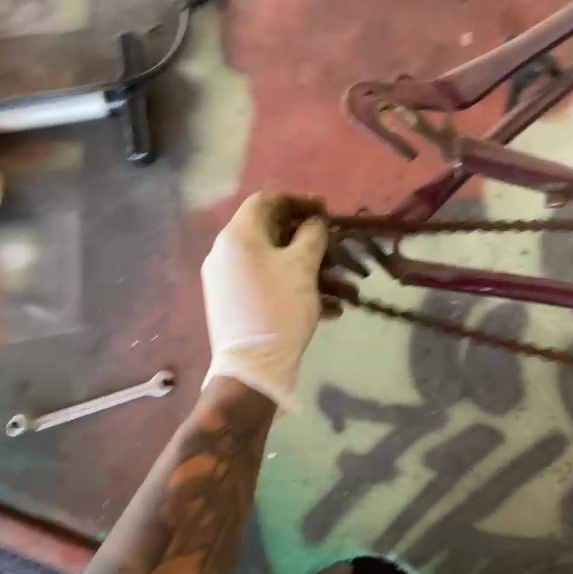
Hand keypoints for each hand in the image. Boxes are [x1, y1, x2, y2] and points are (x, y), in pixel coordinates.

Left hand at [201, 193, 330, 409]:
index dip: (299, 202)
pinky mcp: (236, 308)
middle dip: (313, 245)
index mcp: (238, 236)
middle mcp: (227, 254)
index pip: (267, 201)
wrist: (251, 371)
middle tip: (340, 255)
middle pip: (274, 236)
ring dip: (314, 274)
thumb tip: (313, 223)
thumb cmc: (279, 310)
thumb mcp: (303, 267)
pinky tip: (330, 311)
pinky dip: (298, 292)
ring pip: (277, 266)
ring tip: (346, 292)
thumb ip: (312, 235)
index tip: (326, 213)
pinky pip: (270, 288)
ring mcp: (229, 283)